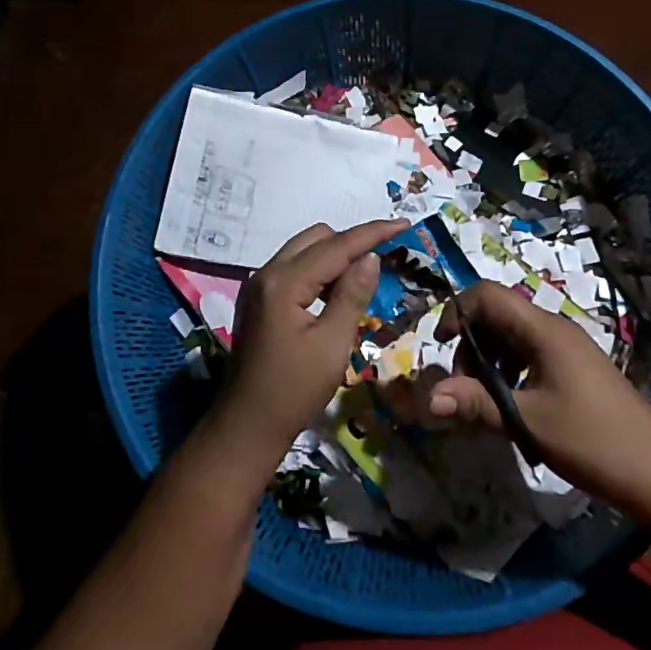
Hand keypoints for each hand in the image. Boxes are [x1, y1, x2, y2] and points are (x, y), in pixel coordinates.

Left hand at [215, 219, 408, 449]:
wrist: (247, 425)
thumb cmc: (293, 390)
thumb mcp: (332, 344)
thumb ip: (352, 295)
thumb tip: (371, 257)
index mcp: (283, 282)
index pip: (336, 246)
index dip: (372, 233)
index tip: (403, 224)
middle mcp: (266, 273)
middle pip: (317, 238)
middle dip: (352, 241)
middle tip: (386, 256)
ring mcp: (259, 285)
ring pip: (305, 250)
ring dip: (336, 255)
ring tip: (366, 274)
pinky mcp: (259, 298)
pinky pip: (295, 268)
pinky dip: (319, 270)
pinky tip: (338, 292)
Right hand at [429, 282, 650, 503]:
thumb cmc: (592, 441)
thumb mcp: (528, 421)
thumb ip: (477, 403)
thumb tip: (429, 398)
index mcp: (543, 331)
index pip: (488, 294)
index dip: (457, 311)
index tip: (440, 345)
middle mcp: (554, 329)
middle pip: (497, 315)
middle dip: (470, 344)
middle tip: (464, 388)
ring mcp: (566, 348)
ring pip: (511, 336)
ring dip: (488, 361)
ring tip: (484, 401)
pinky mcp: (574, 368)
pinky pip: (529, 354)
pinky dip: (509, 371)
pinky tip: (511, 405)